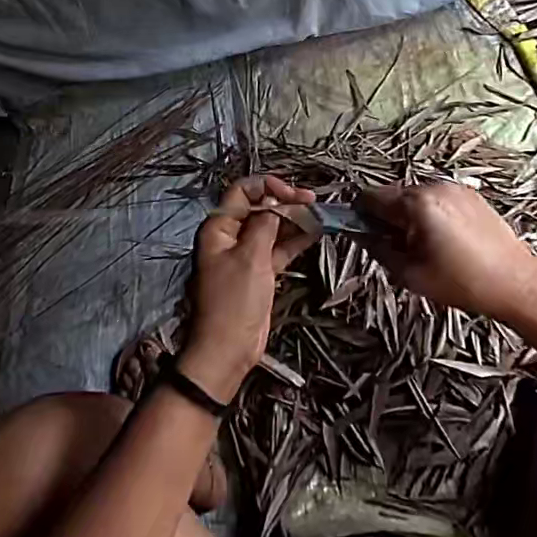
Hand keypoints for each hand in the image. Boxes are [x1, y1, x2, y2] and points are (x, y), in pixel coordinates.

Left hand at [181, 175, 316, 401]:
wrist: (228, 349)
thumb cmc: (235, 300)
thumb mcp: (251, 257)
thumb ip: (265, 225)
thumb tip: (276, 202)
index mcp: (219, 228)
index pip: (241, 192)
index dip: (266, 187)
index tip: (290, 192)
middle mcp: (230, 236)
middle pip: (259, 208)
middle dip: (284, 202)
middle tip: (311, 201)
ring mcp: (245, 255)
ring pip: (271, 228)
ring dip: (293, 220)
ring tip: (318, 214)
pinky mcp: (259, 272)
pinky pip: (278, 248)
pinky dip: (294, 240)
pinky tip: (314, 232)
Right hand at [357, 181, 536, 319]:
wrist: (518, 284)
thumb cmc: (462, 282)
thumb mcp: (410, 274)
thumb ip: (378, 249)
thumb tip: (360, 234)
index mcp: (416, 202)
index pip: (371, 197)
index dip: (359, 213)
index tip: (360, 231)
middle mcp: (435, 186)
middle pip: (394, 195)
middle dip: (387, 217)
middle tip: (396, 247)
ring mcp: (456, 188)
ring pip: (416, 197)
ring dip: (409, 215)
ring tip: (424, 247)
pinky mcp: (472, 195)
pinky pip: (438, 199)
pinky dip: (431, 213)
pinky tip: (444, 241)